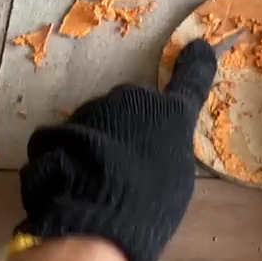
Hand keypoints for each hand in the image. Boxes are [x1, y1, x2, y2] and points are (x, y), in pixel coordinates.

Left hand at [16, 39, 217, 260]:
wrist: (95, 214)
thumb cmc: (151, 204)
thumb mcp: (175, 178)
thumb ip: (167, 149)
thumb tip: (152, 143)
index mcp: (171, 114)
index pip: (189, 83)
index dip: (195, 65)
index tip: (198, 45)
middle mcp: (134, 99)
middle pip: (134, 106)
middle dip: (130, 126)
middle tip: (129, 165)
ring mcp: (95, 109)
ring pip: (101, 121)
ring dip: (100, 142)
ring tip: (99, 181)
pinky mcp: (63, 126)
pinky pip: (74, 139)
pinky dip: (74, 155)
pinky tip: (75, 183)